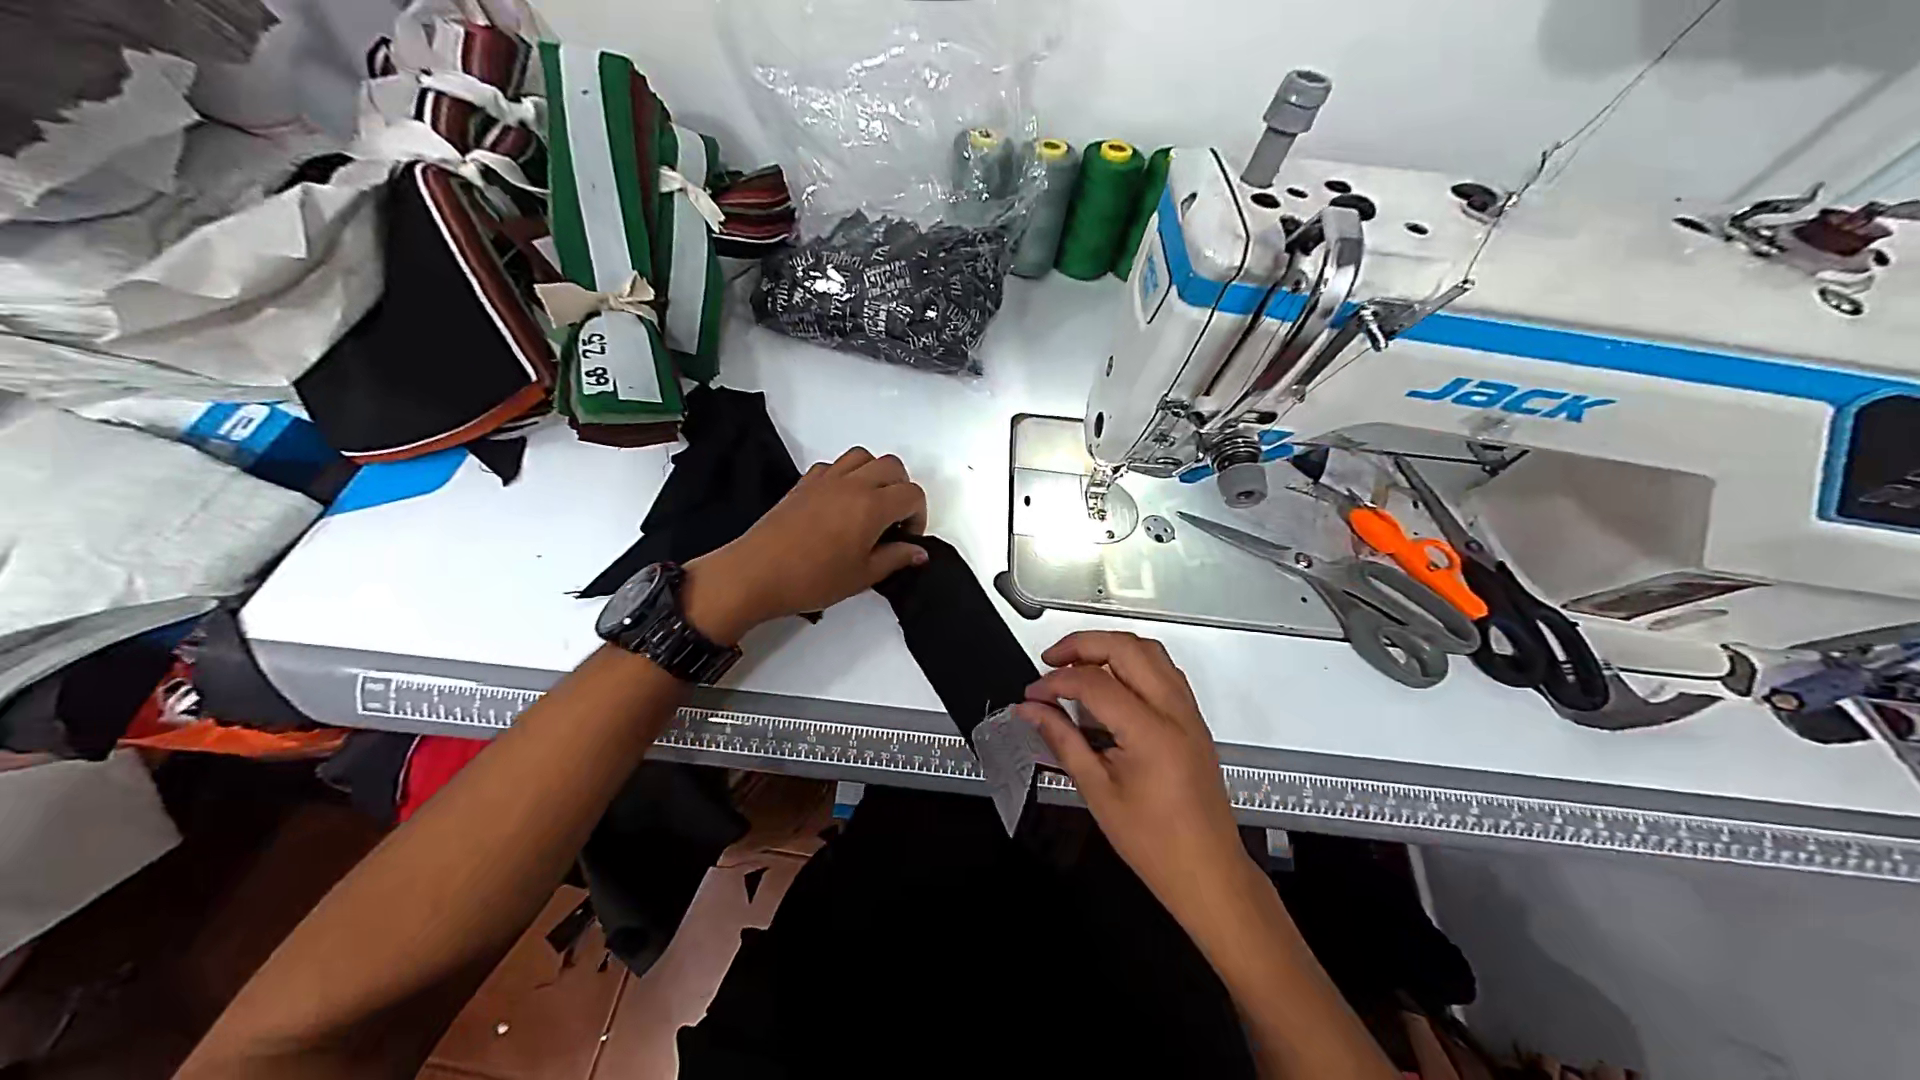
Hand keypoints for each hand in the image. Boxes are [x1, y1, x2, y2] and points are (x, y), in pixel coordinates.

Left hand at [682, 447, 927, 643]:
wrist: (757, 574)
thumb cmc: (813, 579)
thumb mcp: (863, 576)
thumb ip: (895, 558)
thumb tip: (918, 552)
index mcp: (872, 506)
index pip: (912, 495)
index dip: (918, 516)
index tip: (907, 538)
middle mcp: (852, 484)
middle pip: (892, 466)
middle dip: (902, 489)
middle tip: (894, 520)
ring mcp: (826, 479)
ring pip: (863, 456)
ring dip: (875, 474)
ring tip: (870, 505)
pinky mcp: (804, 483)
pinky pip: (834, 465)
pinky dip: (846, 475)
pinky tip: (840, 502)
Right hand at [1016, 631, 1256, 922]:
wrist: (1207, 871)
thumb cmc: (1158, 844)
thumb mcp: (1096, 791)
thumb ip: (1061, 741)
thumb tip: (1033, 711)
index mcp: (1151, 733)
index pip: (1094, 683)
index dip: (1056, 682)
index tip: (1034, 693)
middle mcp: (1175, 713)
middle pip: (1125, 648)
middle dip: (1082, 644)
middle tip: (1051, 660)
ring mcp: (1189, 713)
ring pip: (1149, 650)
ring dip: (1109, 646)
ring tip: (1077, 663)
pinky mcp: (1193, 719)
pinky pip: (1163, 668)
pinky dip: (1132, 660)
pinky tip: (1111, 679)